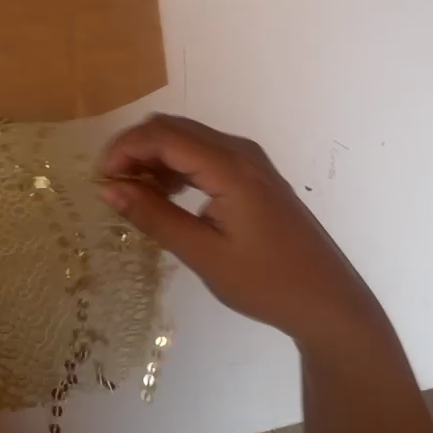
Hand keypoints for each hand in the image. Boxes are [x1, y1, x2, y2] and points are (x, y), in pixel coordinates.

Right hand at [98, 114, 381, 349]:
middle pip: (172, 128)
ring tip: (136, 196)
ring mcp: (249, 160)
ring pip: (185, 138)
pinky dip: (175, 165)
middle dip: (135, 150)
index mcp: (230, 168)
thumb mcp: (204, 255)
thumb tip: (108, 191)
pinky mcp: (252, 173)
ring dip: (153, 157)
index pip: (163, 136)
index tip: (101, 179)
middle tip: (113, 187)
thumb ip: (154, 217)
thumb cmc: (267, 284)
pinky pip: (202, 153)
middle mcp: (239, 151)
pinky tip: (166, 197)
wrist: (331, 304)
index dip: (125, 149)